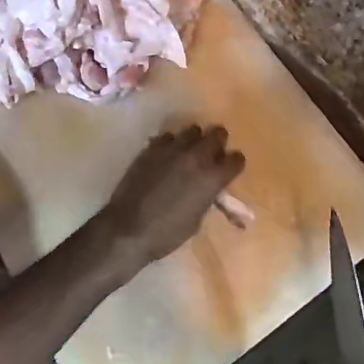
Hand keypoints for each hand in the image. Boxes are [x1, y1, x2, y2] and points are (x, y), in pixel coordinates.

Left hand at [96, 125, 245, 264]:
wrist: (128, 228)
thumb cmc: (167, 233)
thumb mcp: (197, 219)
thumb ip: (207, 196)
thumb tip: (209, 188)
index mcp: (212, 178)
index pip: (236, 159)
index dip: (234, 163)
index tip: (230, 168)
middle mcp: (196, 157)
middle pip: (217, 134)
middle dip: (218, 142)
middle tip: (212, 152)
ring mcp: (172, 149)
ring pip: (192, 130)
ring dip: (194, 140)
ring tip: (188, 152)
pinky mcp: (151, 149)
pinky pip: (167, 137)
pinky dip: (170, 144)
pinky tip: (165, 156)